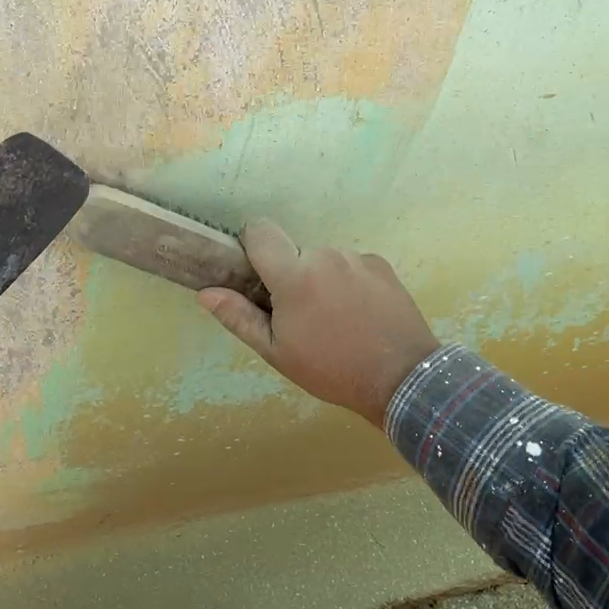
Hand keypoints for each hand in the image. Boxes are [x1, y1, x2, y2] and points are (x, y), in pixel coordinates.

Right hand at [198, 220, 439, 429]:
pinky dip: (347, 282)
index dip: (251, 245)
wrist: (403, 379)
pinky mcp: (381, 265)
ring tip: (335, 319)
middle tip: (300, 314)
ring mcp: (356, 258)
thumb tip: (205, 293)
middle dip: (290, 274)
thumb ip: (239, 317)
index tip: (255, 273)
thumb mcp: (277, 352)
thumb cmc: (331, 369)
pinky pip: (350, 265)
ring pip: (322, 258)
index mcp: (293, 274)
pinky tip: (359, 314)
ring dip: (320, 278)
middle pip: (292, 250)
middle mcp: (325, 255)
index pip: (259, 230)